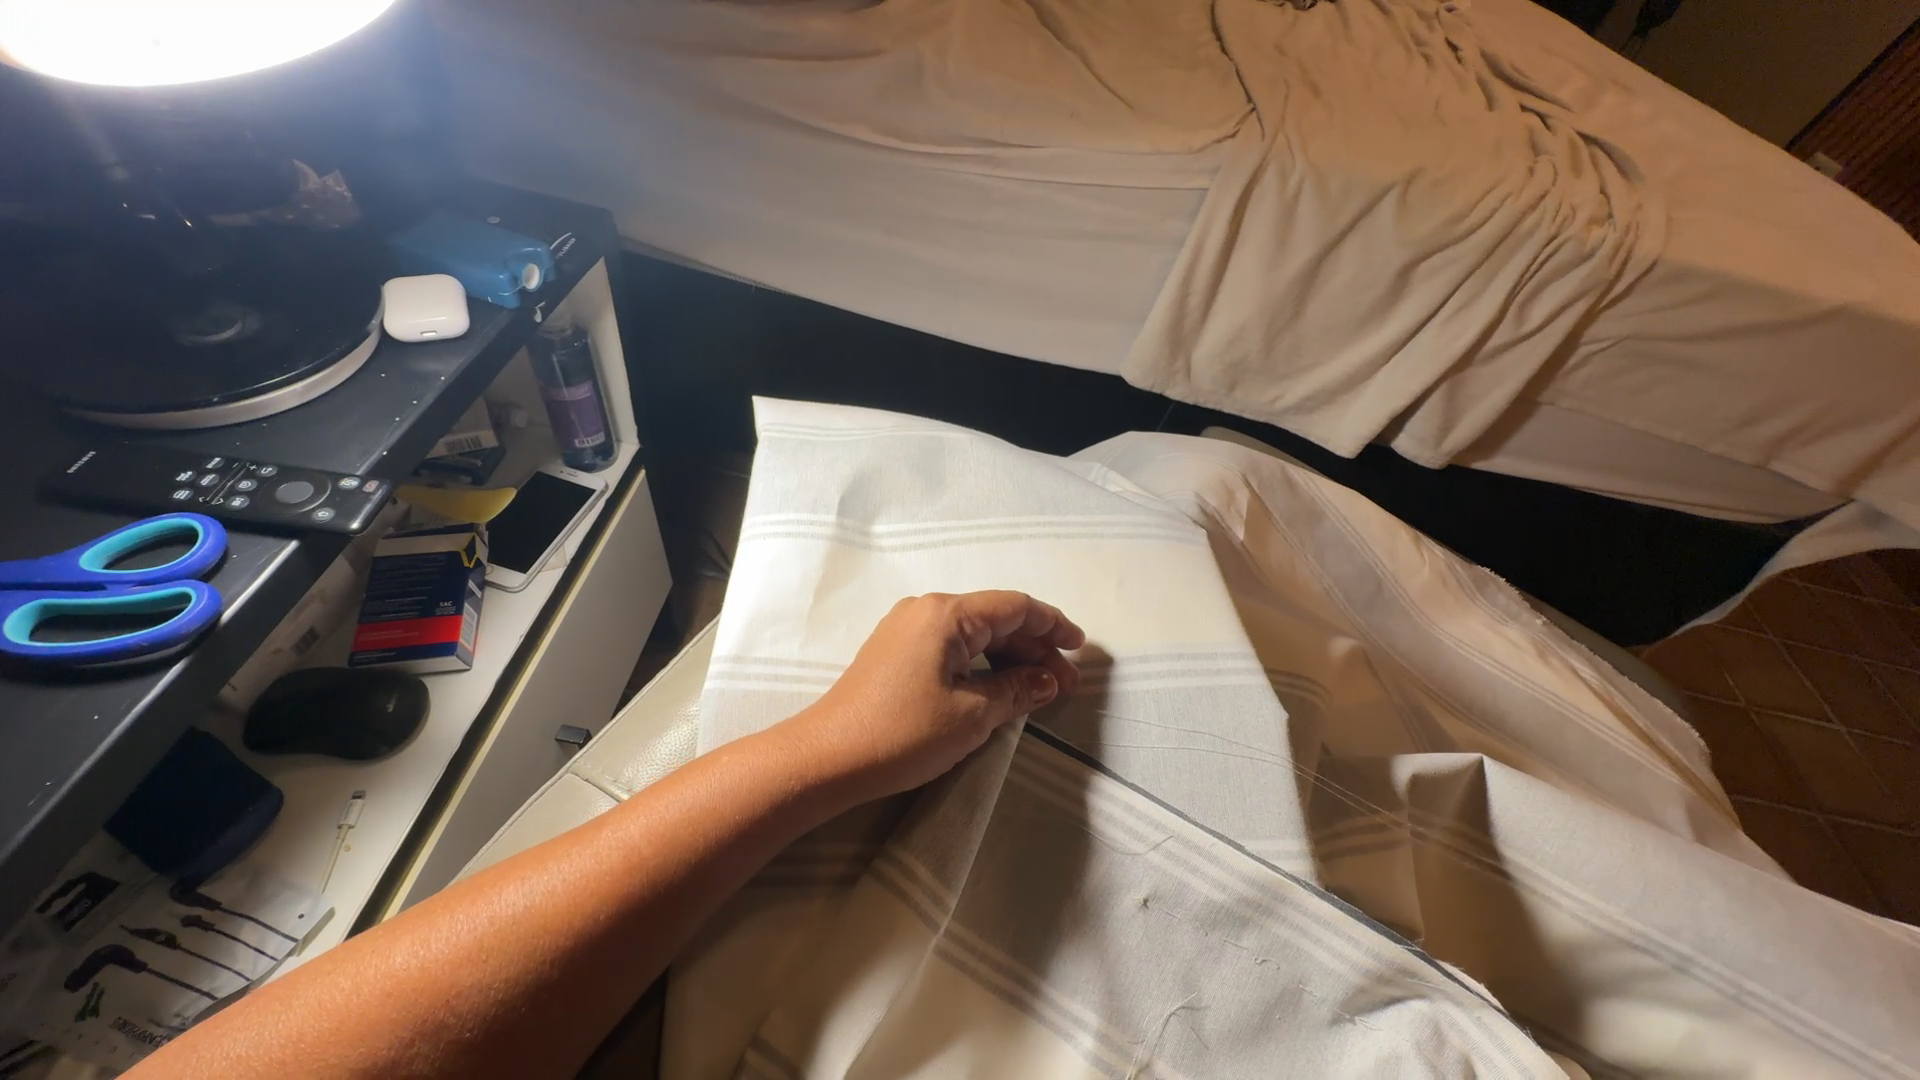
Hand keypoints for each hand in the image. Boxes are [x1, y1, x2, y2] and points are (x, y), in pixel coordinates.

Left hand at [775, 591, 1084, 805]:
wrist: (827, 757)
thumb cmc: (903, 733)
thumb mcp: (971, 716)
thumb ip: (1015, 691)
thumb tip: (1048, 680)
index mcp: (946, 615)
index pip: (1013, 607)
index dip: (1053, 625)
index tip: (1080, 648)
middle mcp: (926, 610)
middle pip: (994, 619)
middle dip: (1035, 648)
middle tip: (1065, 683)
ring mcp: (906, 630)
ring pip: (973, 635)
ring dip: (1009, 658)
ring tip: (1040, 688)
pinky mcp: (895, 652)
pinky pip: (952, 647)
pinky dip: (981, 664)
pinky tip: (999, 687)